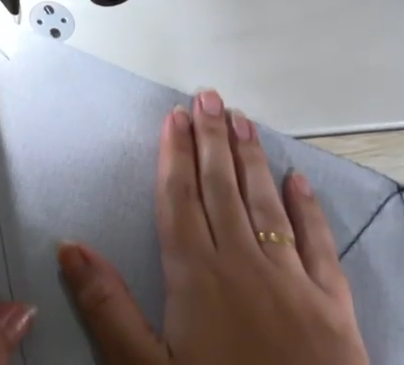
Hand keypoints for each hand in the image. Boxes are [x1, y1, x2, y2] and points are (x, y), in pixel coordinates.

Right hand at [58, 91, 367, 363]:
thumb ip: (108, 307)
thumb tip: (69, 246)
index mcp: (195, 276)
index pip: (179, 197)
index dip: (174, 153)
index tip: (173, 117)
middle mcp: (243, 264)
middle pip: (221, 188)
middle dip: (212, 139)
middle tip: (208, 97)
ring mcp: (292, 282)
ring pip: (266, 204)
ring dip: (252, 159)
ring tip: (243, 120)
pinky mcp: (334, 307)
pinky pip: (320, 245)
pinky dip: (309, 210)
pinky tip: (300, 181)